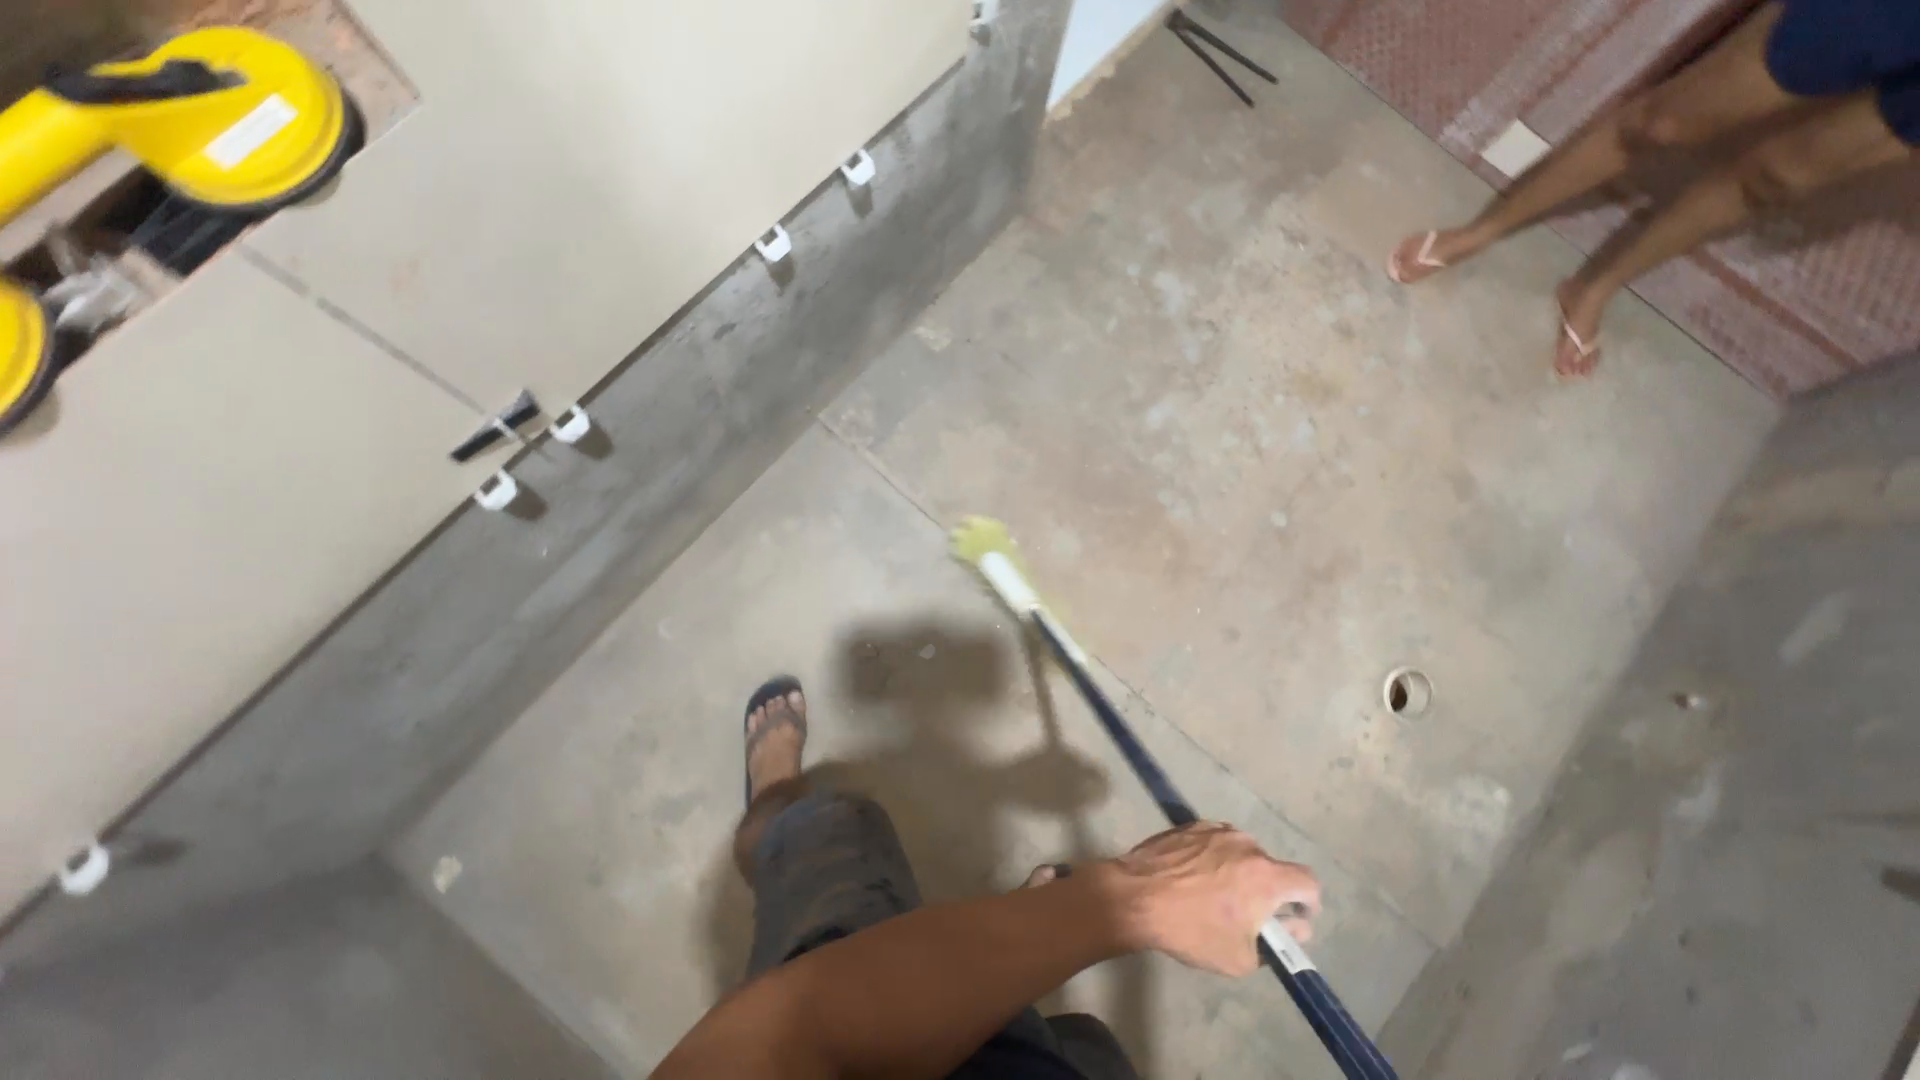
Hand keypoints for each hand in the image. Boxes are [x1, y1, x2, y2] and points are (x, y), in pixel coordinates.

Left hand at [1101, 822, 1321, 976]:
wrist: (1135, 897)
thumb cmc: (1191, 930)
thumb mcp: (1242, 958)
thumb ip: (1277, 944)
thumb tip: (1292, 928)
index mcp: (1266, 875)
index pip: (1308, 882)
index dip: (1308, 903)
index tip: (1295, 917)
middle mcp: (1246, 844)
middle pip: (1271, 868)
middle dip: (1267, 891)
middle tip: (1247, 913)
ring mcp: (1215, 829)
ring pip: (1241, 853)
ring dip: (1238, 872)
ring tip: (1214, 894)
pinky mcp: (1189, 825)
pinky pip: (1214, 843)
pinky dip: (1213, 858)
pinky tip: (1192, 877)